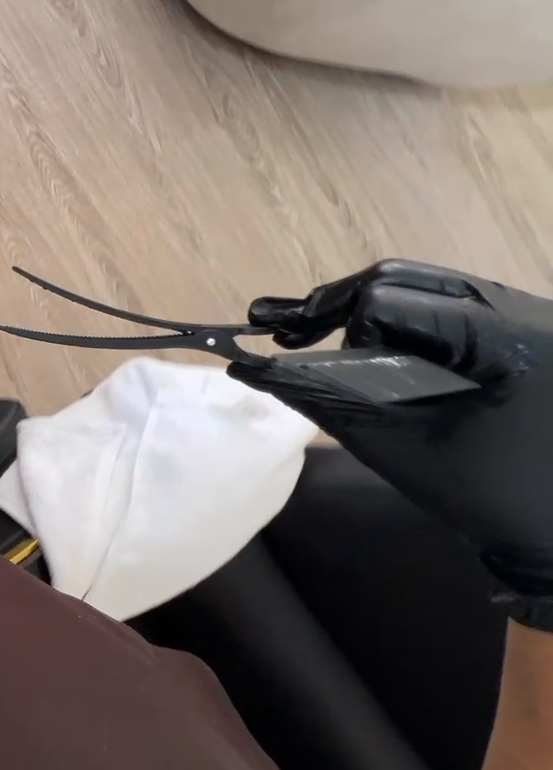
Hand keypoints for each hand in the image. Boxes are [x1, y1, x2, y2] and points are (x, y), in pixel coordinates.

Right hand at [228, 260, 552, 628]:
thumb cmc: (485, 491)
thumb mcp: (394, 445)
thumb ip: (320, 398)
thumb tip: (245, 367)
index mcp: (507, 342)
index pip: (388, 299)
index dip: (334, 323)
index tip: (296, 348)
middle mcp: (532, 316)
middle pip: (404, 278)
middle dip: (338, 302)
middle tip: (291, 334)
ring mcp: (538, 321)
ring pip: (426, 282)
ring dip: (363, 303)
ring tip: (318, 332)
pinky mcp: (532, 333)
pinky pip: (452, 300)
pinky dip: (399, 312)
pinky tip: (368, 338)